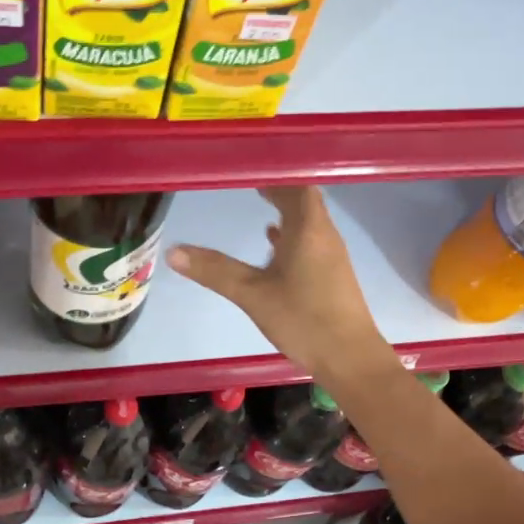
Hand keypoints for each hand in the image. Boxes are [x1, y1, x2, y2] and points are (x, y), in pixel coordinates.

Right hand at [166, 186, 392, 385]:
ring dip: (286, 210)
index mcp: (308, 230)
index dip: (276, 174)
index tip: (251, 166)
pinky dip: (291, 235)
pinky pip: (309, 241)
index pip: (296, 186)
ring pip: (308, 222)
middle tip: (250, 180)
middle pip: (304, 201)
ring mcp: (331, 256)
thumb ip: (215, 271)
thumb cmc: (303, 319)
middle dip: (279, 189)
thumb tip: (174, 252)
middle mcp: (324, 235)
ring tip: (260, 202)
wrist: (349, 358)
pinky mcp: (331, 276)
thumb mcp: (252, 294)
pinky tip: (274, 244)